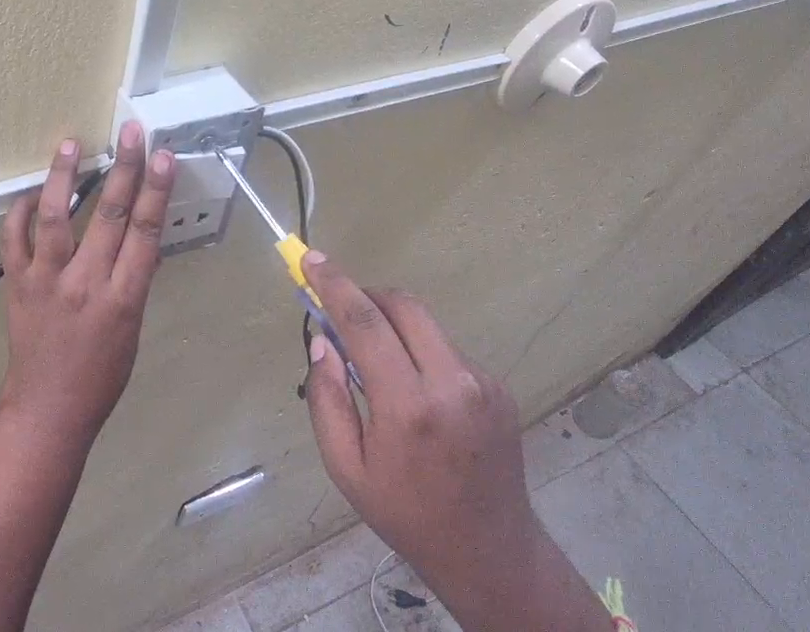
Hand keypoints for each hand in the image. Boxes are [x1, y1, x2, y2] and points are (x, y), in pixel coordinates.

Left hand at [0, 121, 173, 444]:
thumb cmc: (100, 377)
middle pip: (109, 215)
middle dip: (124, 169)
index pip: (145, 232)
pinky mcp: (17, 284)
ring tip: (71, 145)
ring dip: (64, 177)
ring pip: (56, 217)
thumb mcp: (133, 330)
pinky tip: (31, 192)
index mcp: (124, 297)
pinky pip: (14, 239)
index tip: (164, 156)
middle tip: (131, 133)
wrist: (48, 409)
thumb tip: (138, 241)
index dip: (157, 190)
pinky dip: (20, 212)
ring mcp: (47, 280)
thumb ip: (133, 282)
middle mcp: (87, 282)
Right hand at [300, 251, 610, 631]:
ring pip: (427, 325)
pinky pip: (447, 350)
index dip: (334, 285)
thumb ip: (327, 398)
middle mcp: (452, 383)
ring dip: (393, 326)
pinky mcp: (498, 388)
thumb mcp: (345, 467)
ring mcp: (482, 383)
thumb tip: (323, 340)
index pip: (364, 323)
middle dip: (366, 295)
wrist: (488, 550)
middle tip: (340, 310)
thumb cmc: (404, 512)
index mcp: (408, 406)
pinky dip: (419, 352)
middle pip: (403, 306)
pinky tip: (414, 392)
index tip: (311, 260)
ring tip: (376, 364)